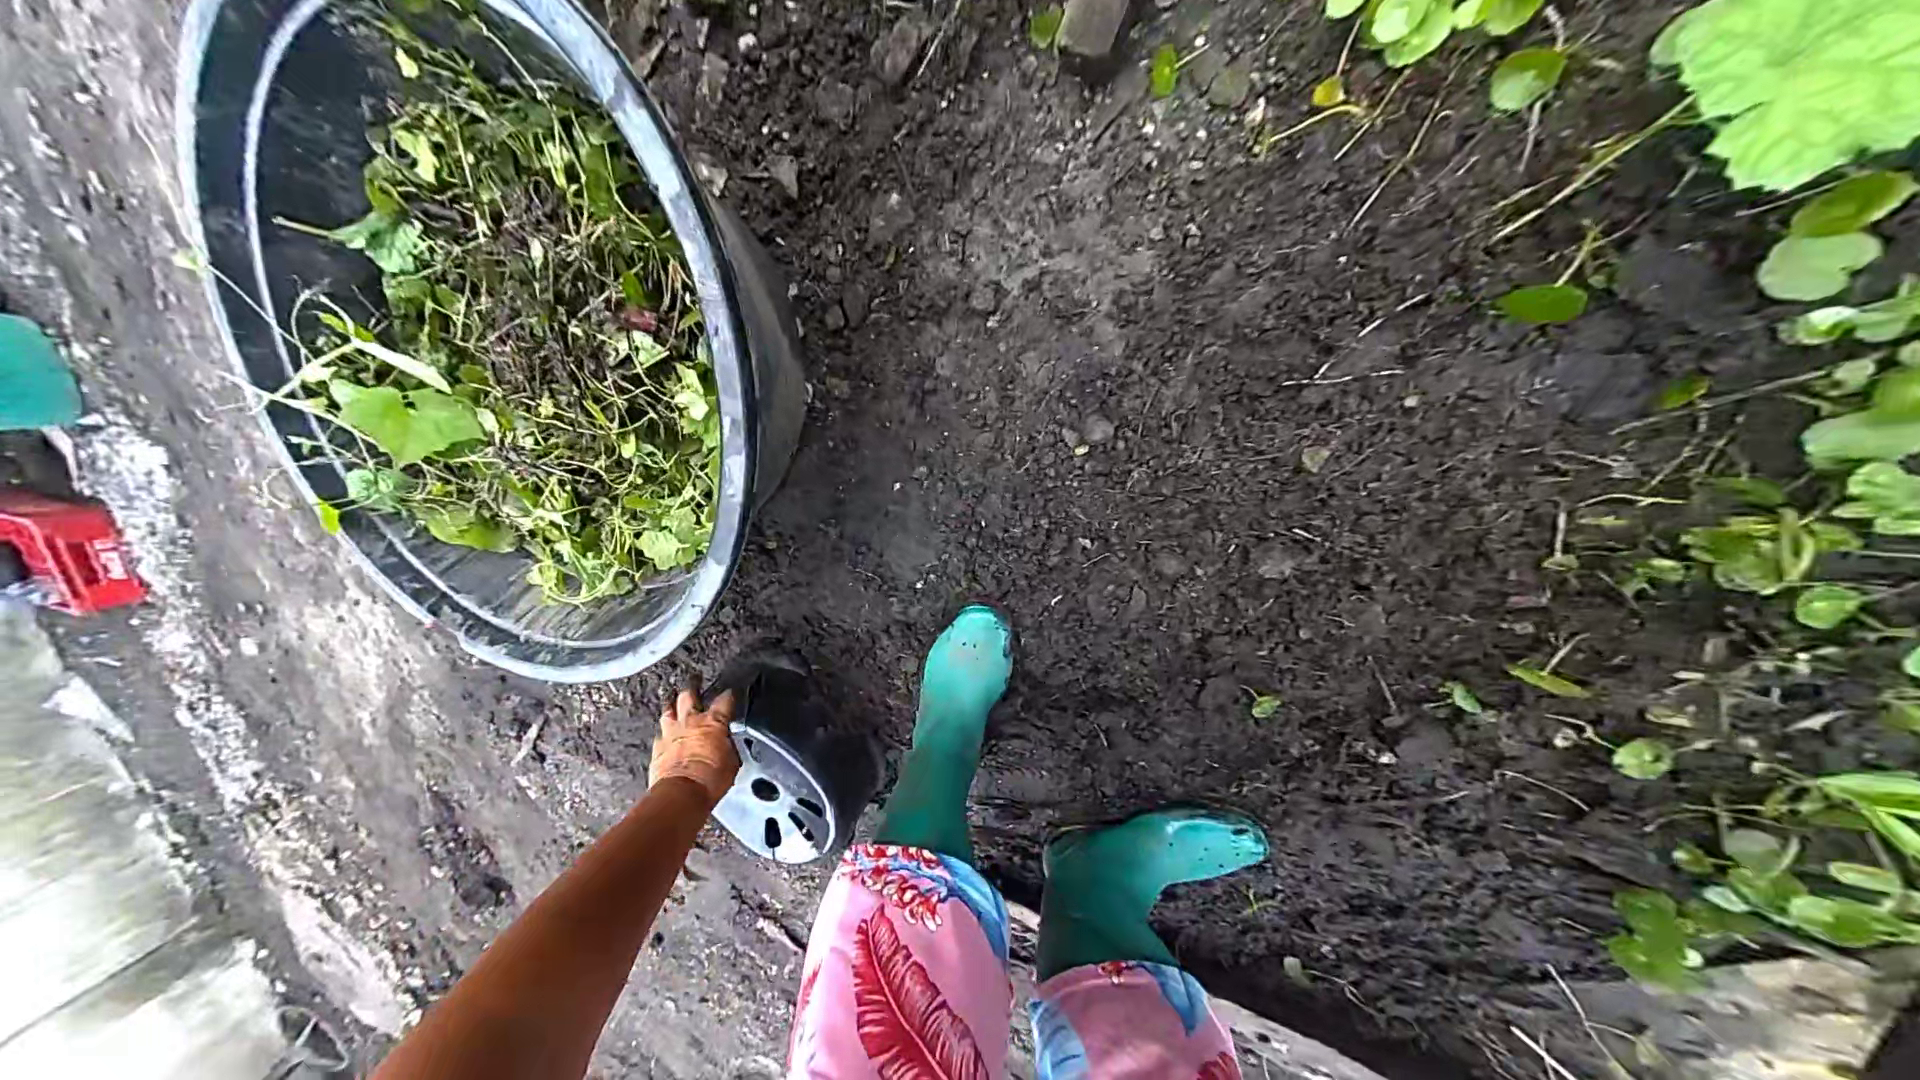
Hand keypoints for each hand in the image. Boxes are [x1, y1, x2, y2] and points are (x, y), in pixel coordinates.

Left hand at [649, 683, 739, 804]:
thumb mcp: (732, 762)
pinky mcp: (657, 748)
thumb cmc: (709, 779)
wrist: (681, 794)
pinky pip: (659, 734)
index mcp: (713, 722)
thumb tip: (727, 747)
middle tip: (694, 678)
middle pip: (689, 694)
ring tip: (672, 698)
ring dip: (672, 704)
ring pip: (669, 709)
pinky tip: (664, 734)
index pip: (724, 699)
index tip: (730, 692)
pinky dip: (663, 733)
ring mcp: (671, 733)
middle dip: (693, 684)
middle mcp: (691, 722)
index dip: (729, 694)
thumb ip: (728, 748)